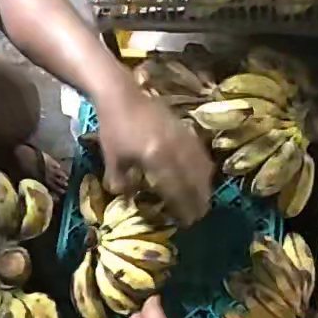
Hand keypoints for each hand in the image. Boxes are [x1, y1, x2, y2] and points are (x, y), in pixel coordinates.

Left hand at [98, 90, 214, 224]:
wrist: (122, 95)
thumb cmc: (113, 128)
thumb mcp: (113, 159)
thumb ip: (120, 182)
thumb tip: (129, 200)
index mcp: (156, 158)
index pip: (175, 188)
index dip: (182, 207)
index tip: (186, 221)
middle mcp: (175, 149)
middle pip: (194, 180)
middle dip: (198, 200)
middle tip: (199, 215)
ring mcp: (184, 137)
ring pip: (202, 167)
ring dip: (204, 186)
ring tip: (203, 200)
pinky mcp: (186, 129)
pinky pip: (201, 153)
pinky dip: (204, 168)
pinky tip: (201, 176)